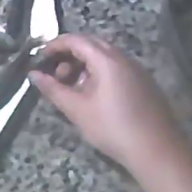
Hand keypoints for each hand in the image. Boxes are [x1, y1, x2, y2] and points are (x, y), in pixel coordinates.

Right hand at [28, 34, 187, 172]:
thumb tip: (34, 74)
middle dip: (69, 55)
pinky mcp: (144, 83)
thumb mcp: (77, 110)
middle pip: (91, 45)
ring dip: (84, 65)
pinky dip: (99, 73)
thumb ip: (53, 89)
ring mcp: (137, 70)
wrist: (157, 150)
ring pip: (105, 57)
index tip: (40, 57)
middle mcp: (123, 58)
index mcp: (107, 60)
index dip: (55, 45)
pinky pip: (116, 68)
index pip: (76, 40)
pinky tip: (93, 96)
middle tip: (55, 73)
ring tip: (72, 88)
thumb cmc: (112, 128)